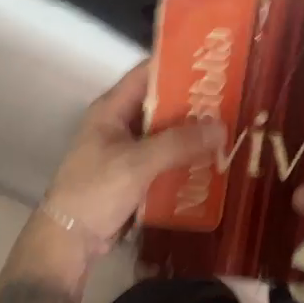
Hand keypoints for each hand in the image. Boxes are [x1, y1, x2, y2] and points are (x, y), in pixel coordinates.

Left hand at [42, 62, 221, 246]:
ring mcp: (127, 153)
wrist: (71, 238)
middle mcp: (120, 126)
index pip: (146, 75)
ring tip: (230, 131)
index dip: (177, 66)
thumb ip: (179, 143)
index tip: (212, 64)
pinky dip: (186, 162)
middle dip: (194, 105)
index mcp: (111, 110)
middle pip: (162, 106)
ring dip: (193, 136)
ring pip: (167, 136)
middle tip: (233, 101)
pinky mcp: (135, 178)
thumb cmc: (96, 191)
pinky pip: (166, 162)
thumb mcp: (138, 163)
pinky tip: (212, 164)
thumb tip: (222, 127)